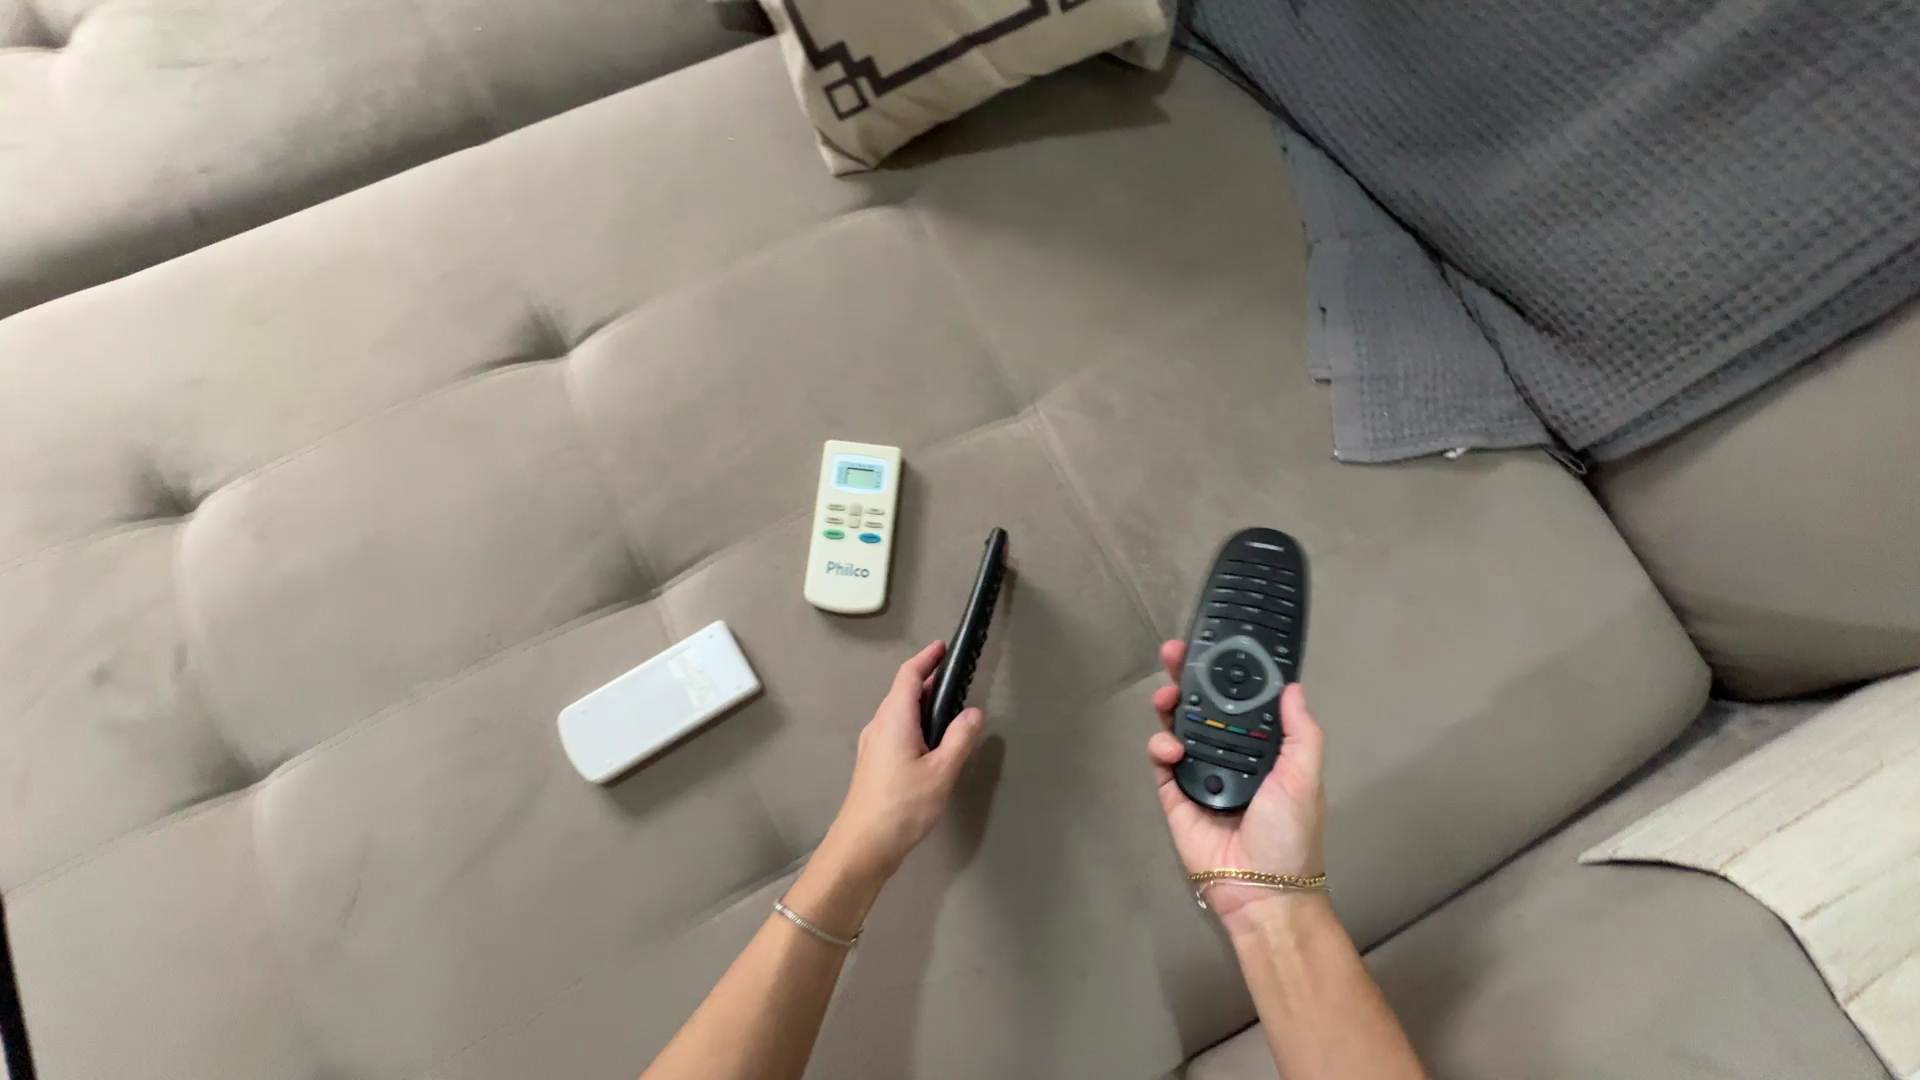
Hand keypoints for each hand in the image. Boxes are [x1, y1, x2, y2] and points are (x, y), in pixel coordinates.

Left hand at [817, 640, 984, 884]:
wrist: (862, 845)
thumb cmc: (902, 805)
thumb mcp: (941, 772)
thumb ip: (960, 738)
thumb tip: (973, 712)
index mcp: (894, 719)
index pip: (909, 675)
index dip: (926, 658)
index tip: (943, 646)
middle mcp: (880, 725)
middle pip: (903, 691)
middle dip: (928, 679)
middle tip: (956, 676)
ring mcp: (873, 744)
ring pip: (899, 712)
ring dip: (922, 703)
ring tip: (949, 707)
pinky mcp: (874, 763)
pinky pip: (896, 729)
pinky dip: (915, 722)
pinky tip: (932, 741)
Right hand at [1148, 640, 1328, 931]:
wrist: (1261, 890)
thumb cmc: (1290, 833)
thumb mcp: (1304, 778)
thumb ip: (1301, 733)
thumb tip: (1293, 686)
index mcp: (1261, 748)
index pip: (1240, 701)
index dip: (1227, 673)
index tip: (1215, 646)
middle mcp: (1228, 753)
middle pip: (1202, 706)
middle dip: (1187, 677)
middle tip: (1174, 653)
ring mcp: (1199, 771)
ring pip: (1178, 726)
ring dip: (1170, 706)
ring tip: (1167, 698)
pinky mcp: (1174, 792)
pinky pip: (1161, 760)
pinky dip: (1161, 748)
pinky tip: (1170, 749)